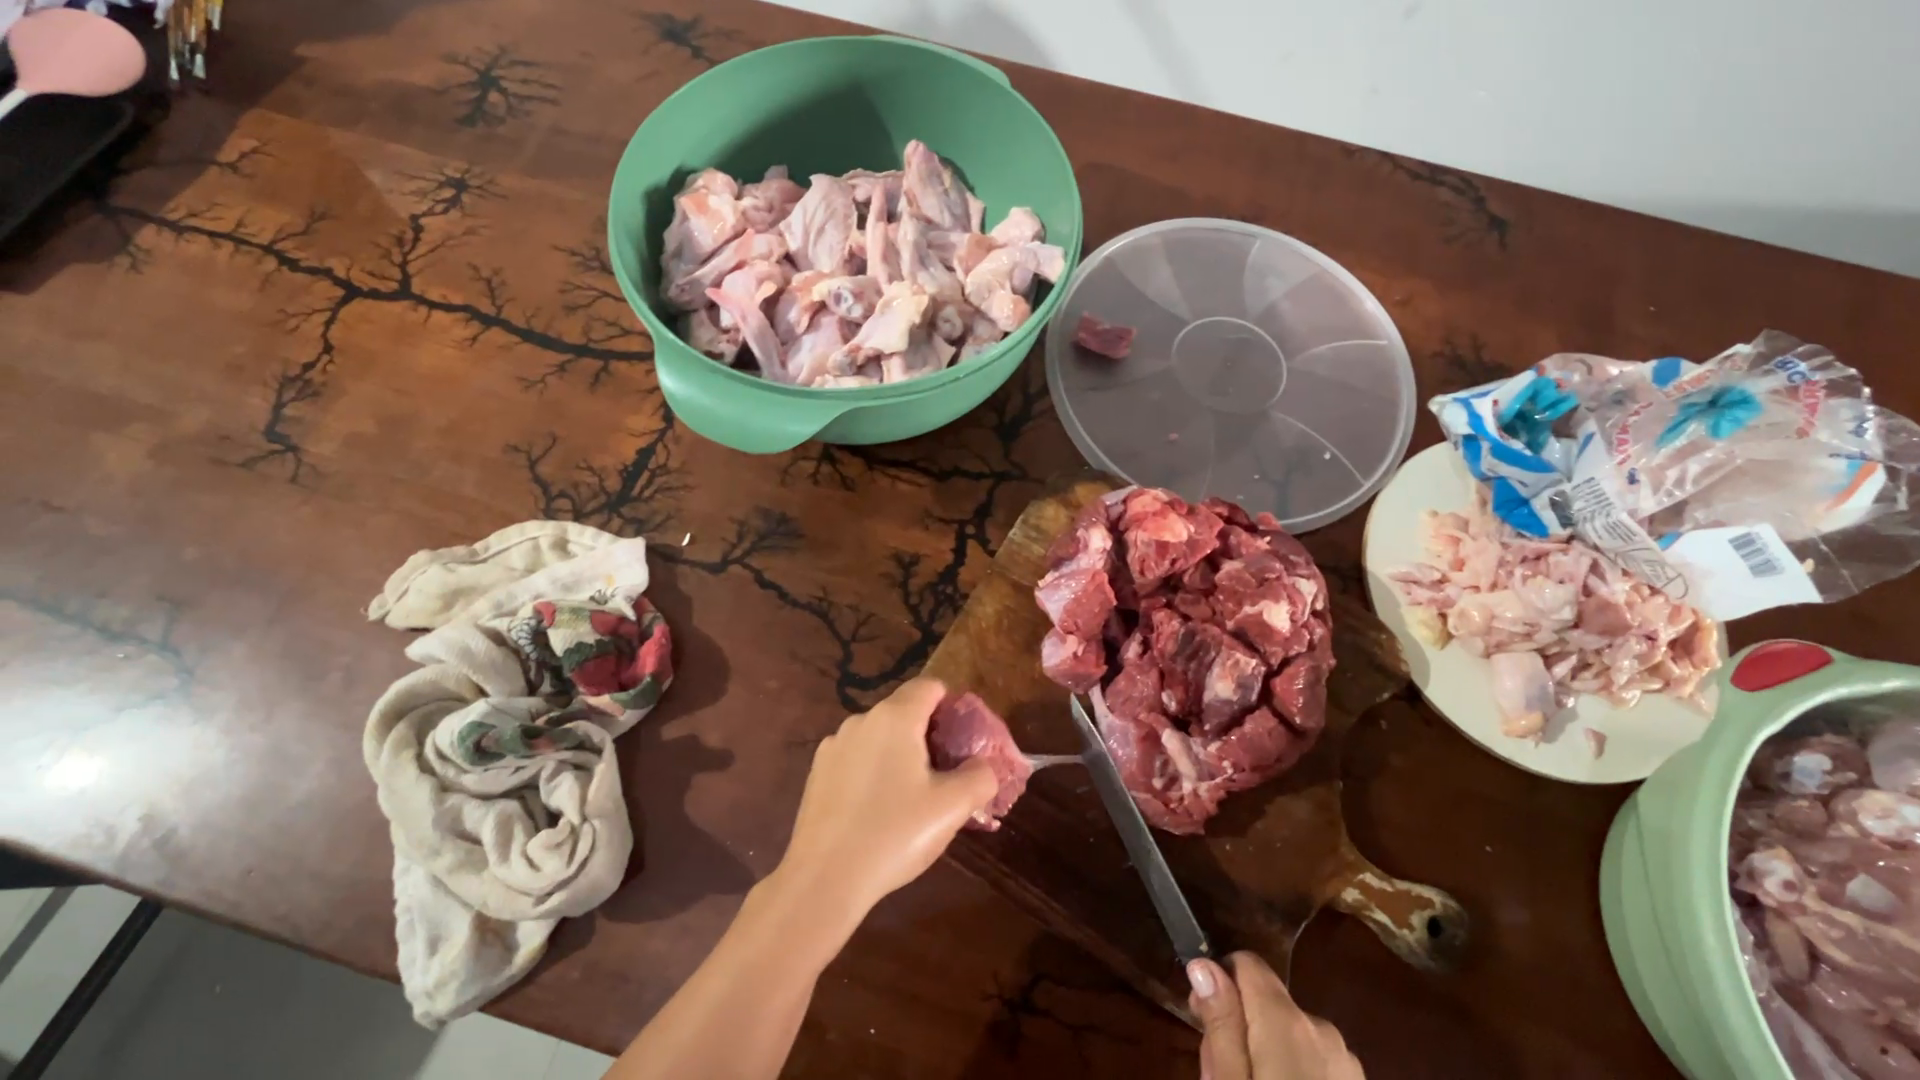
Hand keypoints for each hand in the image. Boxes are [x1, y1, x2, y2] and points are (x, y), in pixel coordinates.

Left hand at [774, 678, 999, 919]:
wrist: (825, 878)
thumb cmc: (895, 834)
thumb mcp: (952, 807)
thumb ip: (980, 776)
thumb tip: (983, 765)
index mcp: (894, 718)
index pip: (930, 687)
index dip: (953, 707)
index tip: (965, 742)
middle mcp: (860, 721)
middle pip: (904, 712)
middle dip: (929, 736)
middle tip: (947, 777)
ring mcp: (833, 747)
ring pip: (879, 738)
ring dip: (900, 756)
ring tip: (913, 800)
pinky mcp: (817, 774)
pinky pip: (857, 761)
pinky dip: (874, 774)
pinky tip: (879, 813)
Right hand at [1188, 951, 1363, 1079]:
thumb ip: (1220, 1023)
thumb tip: (1203, 963)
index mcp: (1286, 1020)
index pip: (1247, 963)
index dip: (1219, 982)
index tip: (1204, 1018)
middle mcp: (1321, 1026)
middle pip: (1267, 1001)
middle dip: (1242, 1024)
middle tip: (1223, 1072)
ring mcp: (1346, 1057)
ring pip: (1292, 1031)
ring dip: (1269, 1050)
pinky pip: (1317, 1057)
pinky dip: (1297, 1070)